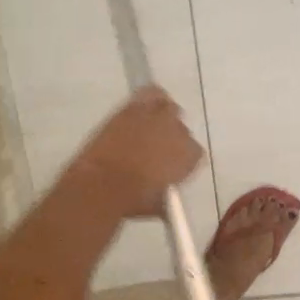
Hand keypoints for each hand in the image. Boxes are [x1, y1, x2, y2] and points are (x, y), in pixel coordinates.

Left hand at [62, 86, 203, 218]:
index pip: (195, 152)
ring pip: (169, 108)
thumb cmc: (133, 200)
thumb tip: (165, 203)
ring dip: (162, 116)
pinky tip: (143, 105)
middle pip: (181, 129)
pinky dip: (150, 97)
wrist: (104, 183)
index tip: (168, 167)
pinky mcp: (136, 107)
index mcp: (190, 157)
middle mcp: (180, 133)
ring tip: (148, 127)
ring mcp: (158, 117)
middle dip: (170, 138)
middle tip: (154, 150)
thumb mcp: (157, 206)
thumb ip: (167, 199)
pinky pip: (152, 92)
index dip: (180, 159)